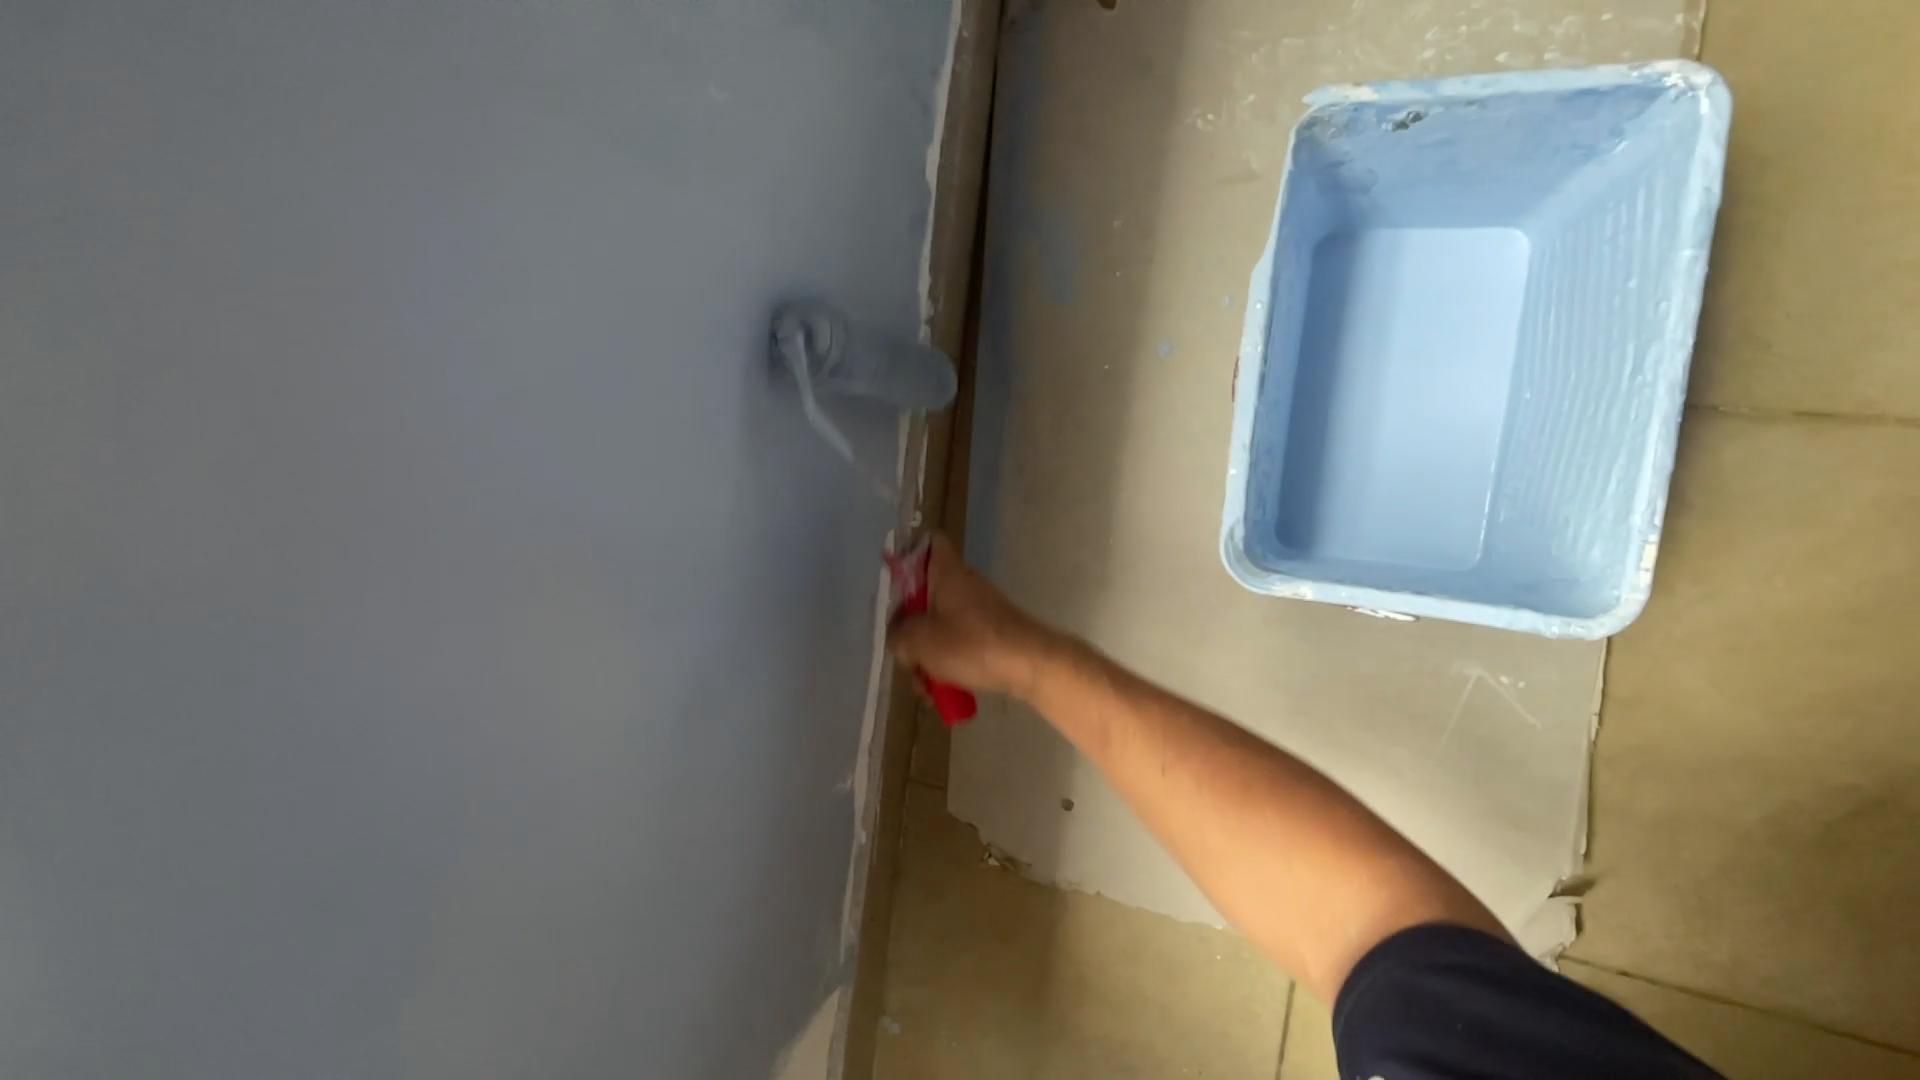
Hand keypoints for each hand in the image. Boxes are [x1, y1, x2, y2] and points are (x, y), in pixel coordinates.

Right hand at [888, 534, 1063, 700]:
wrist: (1030, 665)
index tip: (894, 585)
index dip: (908, 556)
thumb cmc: (972, 645)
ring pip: (940, 625)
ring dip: (927, 655)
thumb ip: (898, 636)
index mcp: (947, 573)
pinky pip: (959, 643)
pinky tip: (942, 691)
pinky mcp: (990, 634)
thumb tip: (899, 638)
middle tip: (906, 652)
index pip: (928, 544)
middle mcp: (964, 585)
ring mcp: (979, 610)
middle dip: (911, 628)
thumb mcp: (920, 642)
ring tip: (925, 686)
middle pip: (926, 596)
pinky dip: (948, 663)